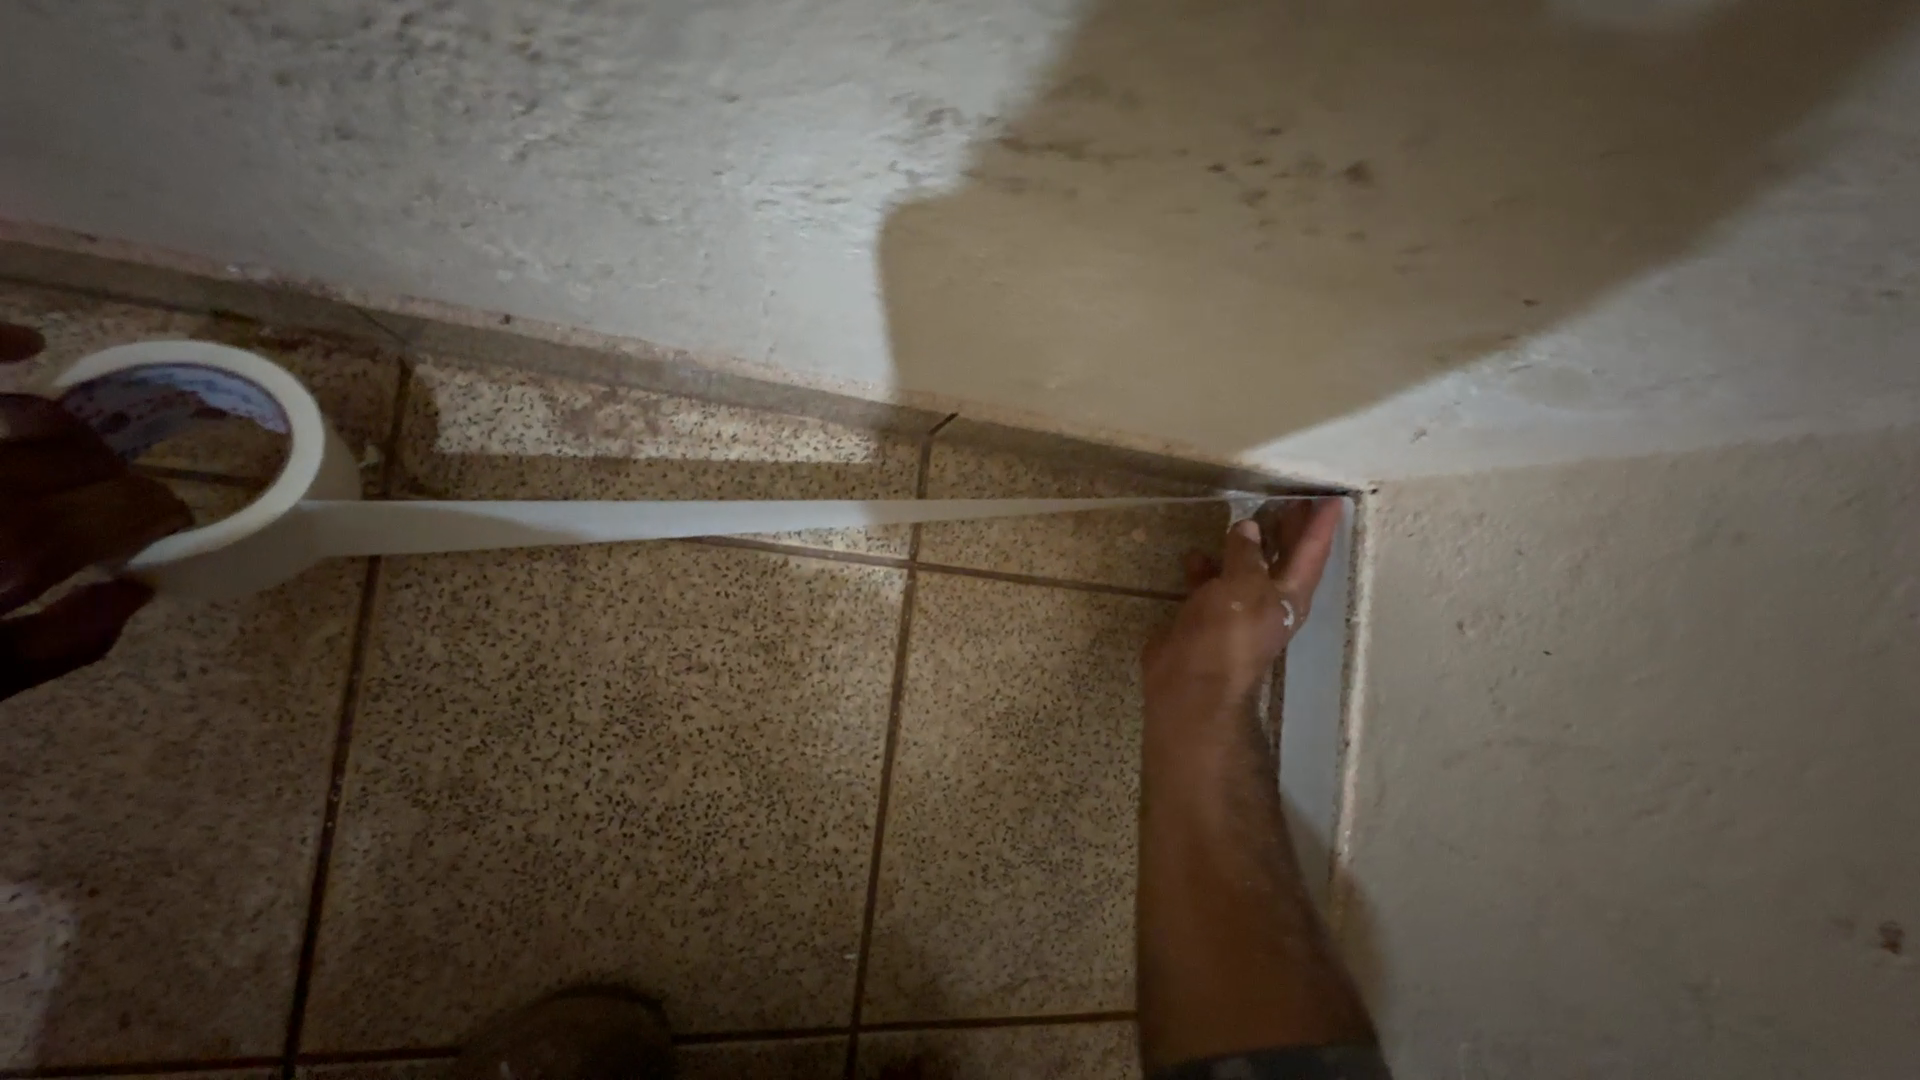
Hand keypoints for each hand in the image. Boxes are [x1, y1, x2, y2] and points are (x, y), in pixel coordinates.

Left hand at [1, 392, 192, 700]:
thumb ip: (62, 642)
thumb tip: (134, 590)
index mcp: (14, 552)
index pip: (130, 507)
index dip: (160, 514)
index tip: (166, 527)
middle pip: (85, 460)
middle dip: (115, 477)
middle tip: (111, 500)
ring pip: (32, 419)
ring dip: (64, 431)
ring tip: (66, 446)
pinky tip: (23, 343)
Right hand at [1141, 498, 1341, 742]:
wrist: (1189, 684)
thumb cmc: (1225, 636)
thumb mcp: (1242, 588)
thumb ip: (1245, 556)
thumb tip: (1248, 528)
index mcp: (1289, 596)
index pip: (1311, 554)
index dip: (1322, 527)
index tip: (1334, 500)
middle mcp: (1268, 602)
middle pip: (1284, 559)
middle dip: (1290, 531)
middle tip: (1293, 500)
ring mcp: (1236, 610)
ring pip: (1246, 569)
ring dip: (1248, 546)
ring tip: (1244, 517)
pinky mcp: (1206, 617)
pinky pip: (1211, 584)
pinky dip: (1206, 568)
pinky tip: (1195, 555)